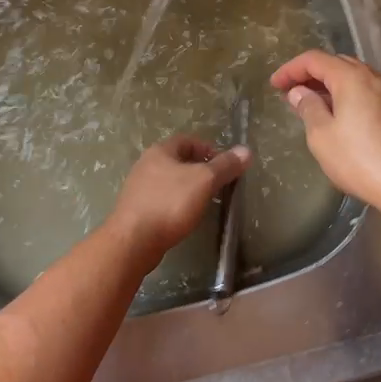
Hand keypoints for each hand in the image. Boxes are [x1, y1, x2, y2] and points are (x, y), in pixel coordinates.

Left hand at [103, 136, 249, 260]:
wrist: (133, 241)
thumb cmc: (170, 203)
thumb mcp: (204, 181)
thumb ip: (225, 166)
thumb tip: (246, 150)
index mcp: (160, 151)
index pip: (188, 140)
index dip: (208, 149)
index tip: (225, 165)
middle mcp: (146, 165)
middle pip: (178, 161)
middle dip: (200, 170)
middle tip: (219, 184)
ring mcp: (139, 189)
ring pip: (170, 182)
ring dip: (189, 188)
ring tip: (206, 202)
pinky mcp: (137, 210)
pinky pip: (162, 200)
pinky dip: (177, 204)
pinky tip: (186, 218)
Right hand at [271, 50, 380, 219]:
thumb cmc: (361, 161)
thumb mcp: (322, 136)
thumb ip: (309, 108)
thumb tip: (299, 92)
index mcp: (353, 78)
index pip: (315, 59)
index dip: (291, 69)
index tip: (274, 84)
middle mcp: (376, 78)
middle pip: (338, 64)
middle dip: (312, 75)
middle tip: (293, 93)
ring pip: (357, 79)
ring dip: (333, 86)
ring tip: (315, 105)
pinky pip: (371, 94)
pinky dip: (351, 97)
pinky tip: (344, 118)